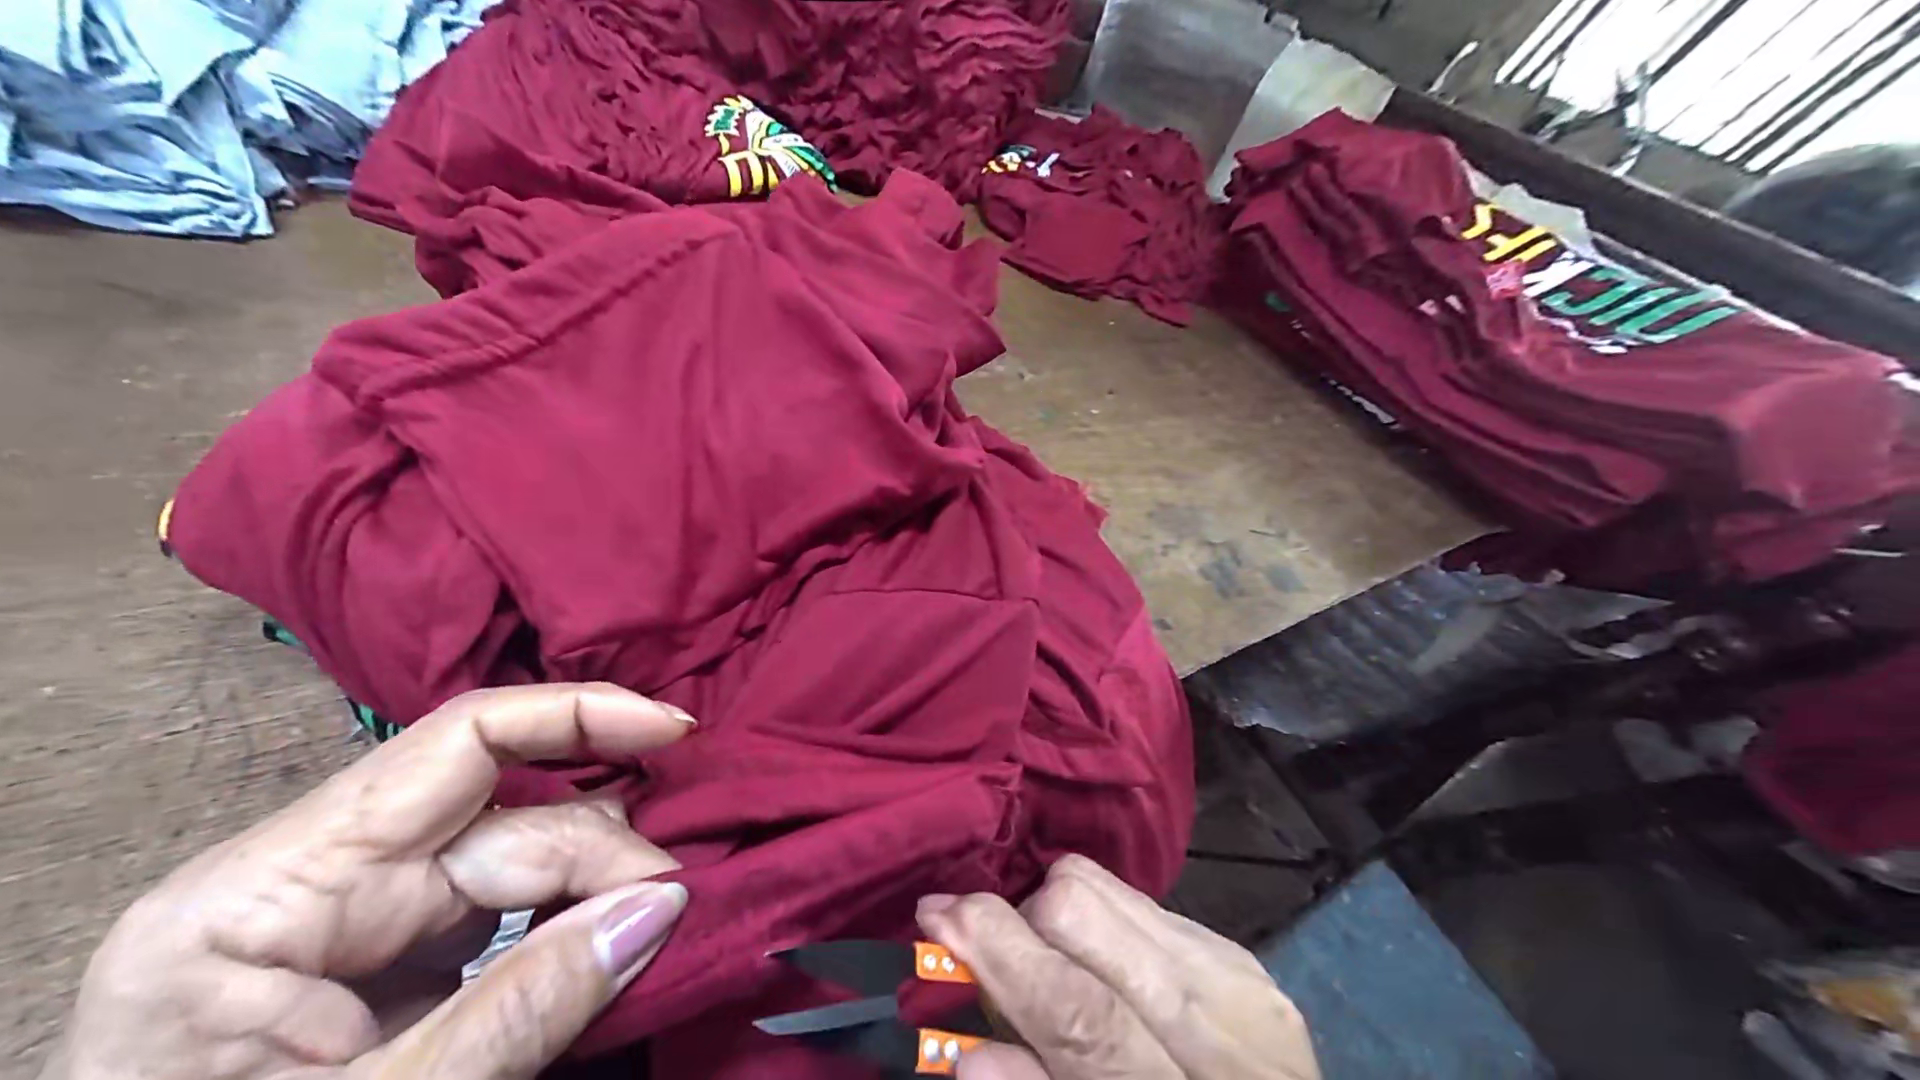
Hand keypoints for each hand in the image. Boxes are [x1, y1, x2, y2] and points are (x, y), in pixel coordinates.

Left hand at [41, 683, 695, 1079]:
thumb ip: (520, 1009)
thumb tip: (660, 904)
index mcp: (269, 893)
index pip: (457, 746)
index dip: (577, 715)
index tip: (674, 731)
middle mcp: (321, 877)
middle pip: (510, 818)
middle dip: (606, 855)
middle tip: (684, 904)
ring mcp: (362, 914)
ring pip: (523, 859)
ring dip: (599, 885)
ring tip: (662, 919)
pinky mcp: (398, 950)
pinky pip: (513, 906)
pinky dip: (573, 918)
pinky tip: (614, 933)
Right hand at [917, 855, 1319, 1079]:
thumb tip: (963, 1054)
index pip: (1076, 1011)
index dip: (997, 953)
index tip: (935, 915)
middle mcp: (1219, 1033)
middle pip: (1085, 914)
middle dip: (1016, 916)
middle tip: (993, 949)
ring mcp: (1237, 982)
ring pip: (1106, 887)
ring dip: (1053, 913)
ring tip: (1049, 956)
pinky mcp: (1240, 956)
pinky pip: (1138, 900)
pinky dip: (1099, 922)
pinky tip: (1105, 966)